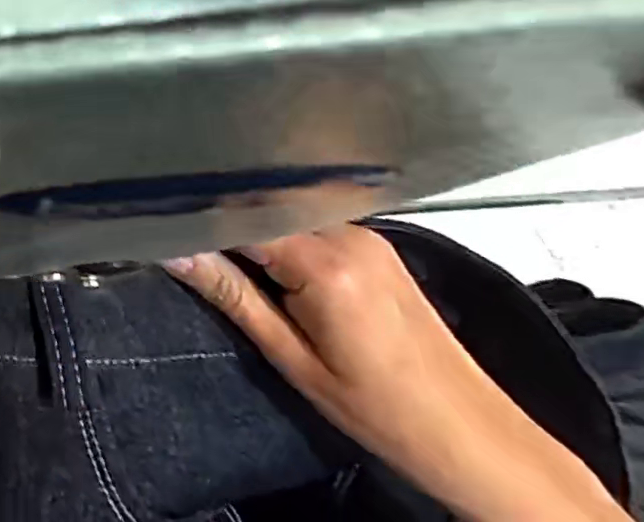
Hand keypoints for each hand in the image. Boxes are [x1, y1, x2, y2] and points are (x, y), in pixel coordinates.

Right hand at [164, 226, 626, 521]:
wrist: (474, 436)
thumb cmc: (382, 411)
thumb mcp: (293, 359)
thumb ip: (232, 296)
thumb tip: (174, 252)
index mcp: (325, 264)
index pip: (242, 218)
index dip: (203, 221)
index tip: (168, 226)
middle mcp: (348, 235)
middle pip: (266, 208)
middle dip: (227, 222)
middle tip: (192, 243)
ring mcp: (368, 235)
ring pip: (289, 211)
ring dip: (258, 230)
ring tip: (232, 258)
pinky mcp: (378, 243)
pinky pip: (314, 222)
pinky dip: (287, 235)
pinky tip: (276, 264)